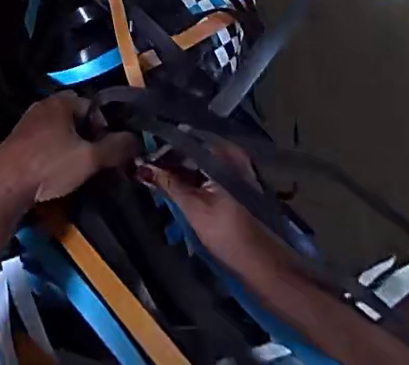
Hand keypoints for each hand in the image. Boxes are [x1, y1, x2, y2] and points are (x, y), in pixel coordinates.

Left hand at [0, 92, 139, 208]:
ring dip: (73, 149)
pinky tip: (57, 174)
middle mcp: (44, 105)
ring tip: (80, 172)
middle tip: (98, 163)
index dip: (107, 129)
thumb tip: (137, 140)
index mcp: (61, 101)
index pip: (94, 107)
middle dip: (91, 140)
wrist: (4, 185)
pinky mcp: (19, 141)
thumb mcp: (89, 158)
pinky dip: (56, 155)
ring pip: (62, 132)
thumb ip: (116, 148)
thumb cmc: (49, 165)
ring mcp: (29, 122)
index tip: (111, 152)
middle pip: (78, 120)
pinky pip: (46, 143)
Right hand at [138, 139, 280, 269]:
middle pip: (193, 149)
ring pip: (200, 162)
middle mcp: (233, 154)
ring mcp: (238, 169)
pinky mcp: (238, 185)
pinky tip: (176, 189)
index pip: (184, 139)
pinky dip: (193, 179)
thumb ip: (167, 183)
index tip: (141, 159)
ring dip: (180, 171)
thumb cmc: (230, 236)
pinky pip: (209, 173)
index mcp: (224, 153)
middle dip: (170, 161)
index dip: (161, 149)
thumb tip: (142, 167)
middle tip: (146, 171)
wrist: (266, 268)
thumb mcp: (193, 208)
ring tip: (157, 181)